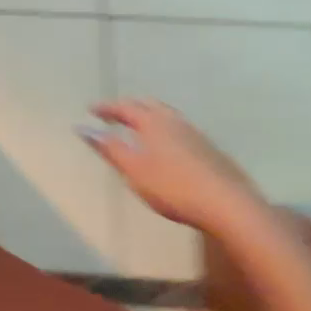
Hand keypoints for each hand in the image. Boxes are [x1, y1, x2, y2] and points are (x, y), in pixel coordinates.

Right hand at [81, 99, 264, 235]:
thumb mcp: (134, 169)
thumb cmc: (173, 187)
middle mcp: (173, 121)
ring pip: (167, 116)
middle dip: (128, 107)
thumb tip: (82, 126)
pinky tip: (169, 146)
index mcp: (152, 122)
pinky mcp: (210, 150)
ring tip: (140, 127)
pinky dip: (166, 129)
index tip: (91, 110)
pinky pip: (181, 129)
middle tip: (114, 114)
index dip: (106, 108)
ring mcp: (195, 134)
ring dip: (149, 116)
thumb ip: (108, 147)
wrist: (228, 205)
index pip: (124, 107)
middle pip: (147, 105)